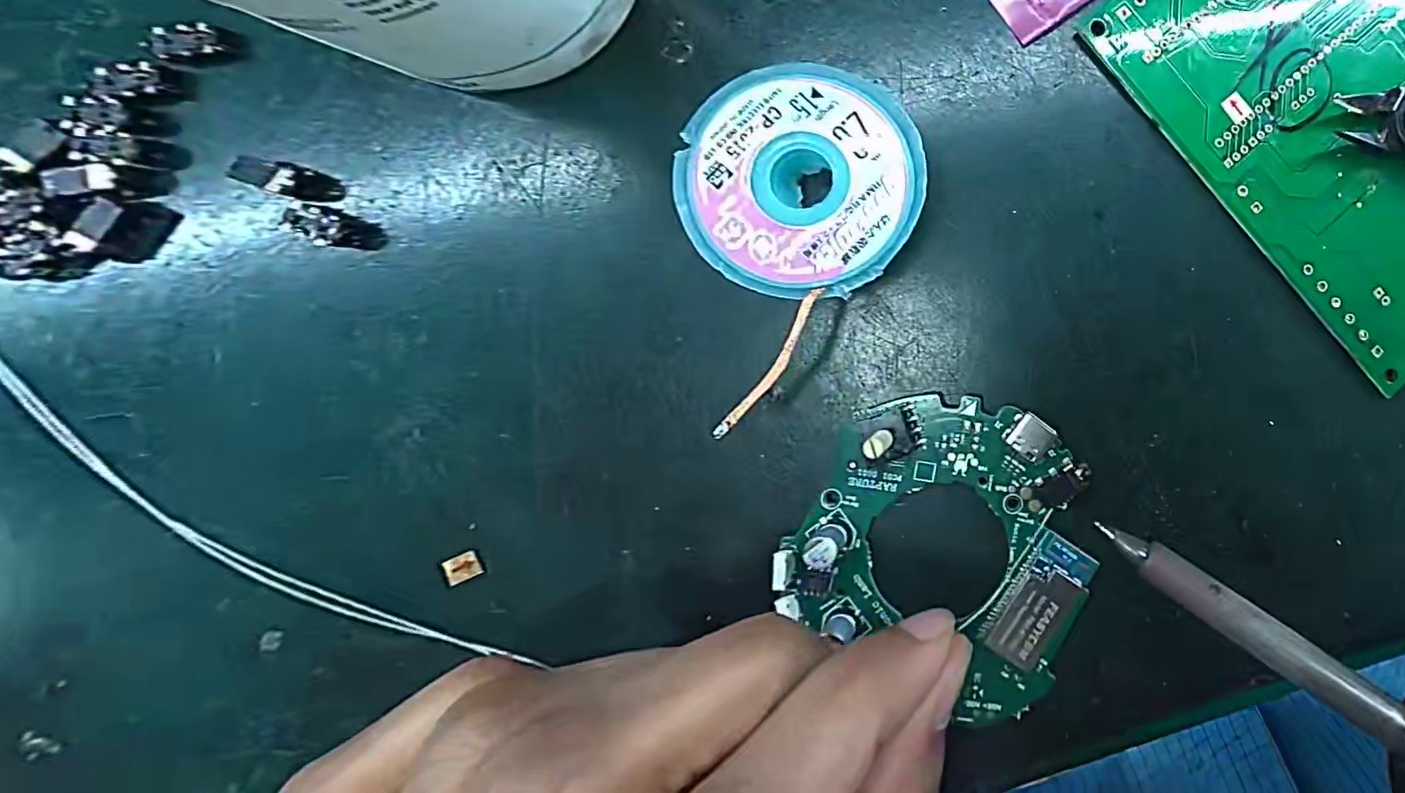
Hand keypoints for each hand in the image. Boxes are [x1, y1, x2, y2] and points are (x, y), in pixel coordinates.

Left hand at [283, 609, 971, 792]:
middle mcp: (548, 773)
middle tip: (795, 761)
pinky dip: (632, 717)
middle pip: (763, 657)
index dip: (891, 680)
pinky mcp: (450, 703)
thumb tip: (923, 689)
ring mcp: (482, 725)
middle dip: (807, 695)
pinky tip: (598, 786)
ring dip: (715, 715)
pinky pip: (605, 664)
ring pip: (691, 654)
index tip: (937, 643)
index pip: (813, 727)